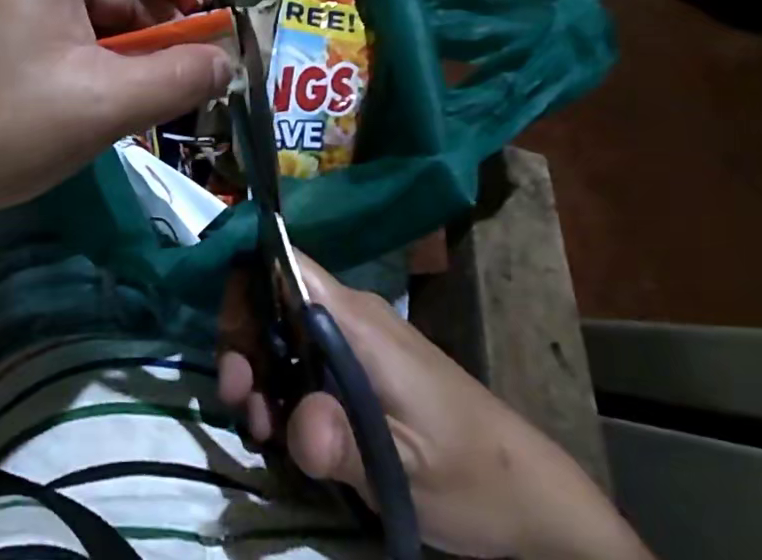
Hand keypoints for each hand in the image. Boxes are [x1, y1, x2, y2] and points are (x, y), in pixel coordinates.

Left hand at [0, 0, 234, 217]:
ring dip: (140, 29)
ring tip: (166, 80)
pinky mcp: (13, 40)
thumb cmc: (7, 123)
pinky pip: (76, 27)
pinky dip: (110, 50)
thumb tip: (225, 62)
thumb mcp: (106, 103)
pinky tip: (125, 94)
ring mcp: (19, 5)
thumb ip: (178, 77)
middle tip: (192, 40)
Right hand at [219, 254, 644, 559]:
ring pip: (282, 336)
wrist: (530, 498)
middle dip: (244, 347)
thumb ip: (345, 443)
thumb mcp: (407, 467)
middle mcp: (349, 317)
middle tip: (242, 403)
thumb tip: (295, 422)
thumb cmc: (471, 473)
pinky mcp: (357, 371)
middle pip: (272, 303)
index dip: (245, 284)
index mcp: (357, 320)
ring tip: (263, 431)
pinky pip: (303, 362)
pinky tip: (285, 432)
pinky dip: (282, 391)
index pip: (285, 264)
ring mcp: (353, 344)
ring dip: (260, 377)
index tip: (232, 343)